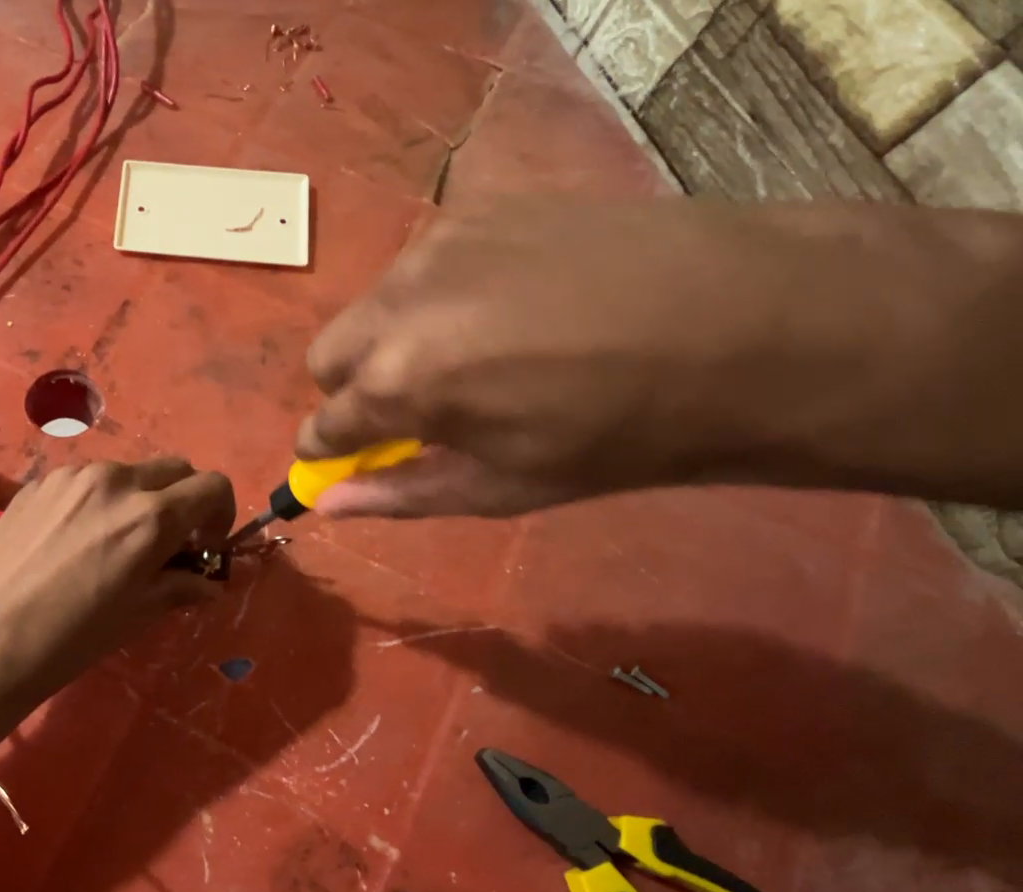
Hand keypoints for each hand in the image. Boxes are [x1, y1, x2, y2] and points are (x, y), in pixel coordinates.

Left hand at [0, 458, 234, 759]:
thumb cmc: (65, 641)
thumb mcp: (134, 617)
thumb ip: (177, 587)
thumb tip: (206, 582)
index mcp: (149, 516)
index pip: (212, 487)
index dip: (220, 516)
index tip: (205, 547)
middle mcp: (114, 481)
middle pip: (174, 470)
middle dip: (183, 502)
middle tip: (168, 546)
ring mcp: (70, 478)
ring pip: (128, 473)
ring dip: (139, 499)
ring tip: (116, 546)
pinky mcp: (36, 485)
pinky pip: (85, 482)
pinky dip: (99, 501)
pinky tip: (74, 543)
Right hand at [295, 199, 1022, 515]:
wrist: (751, 322)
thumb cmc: (621, 433)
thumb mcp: (503, 486)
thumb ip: (399, 493)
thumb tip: (325, 502)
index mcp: (400, 382)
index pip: (321, 423)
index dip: (333, 450)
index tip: (356, 460)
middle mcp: (399, 305)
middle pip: (327, 358)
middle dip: (353, 391)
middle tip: (419, 411)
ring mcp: (436, 247)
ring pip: (370, 308)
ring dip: (392, 341)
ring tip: (474, 354)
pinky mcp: (477, 208)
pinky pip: (421, 267)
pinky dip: (436, 298)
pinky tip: (505, 307)